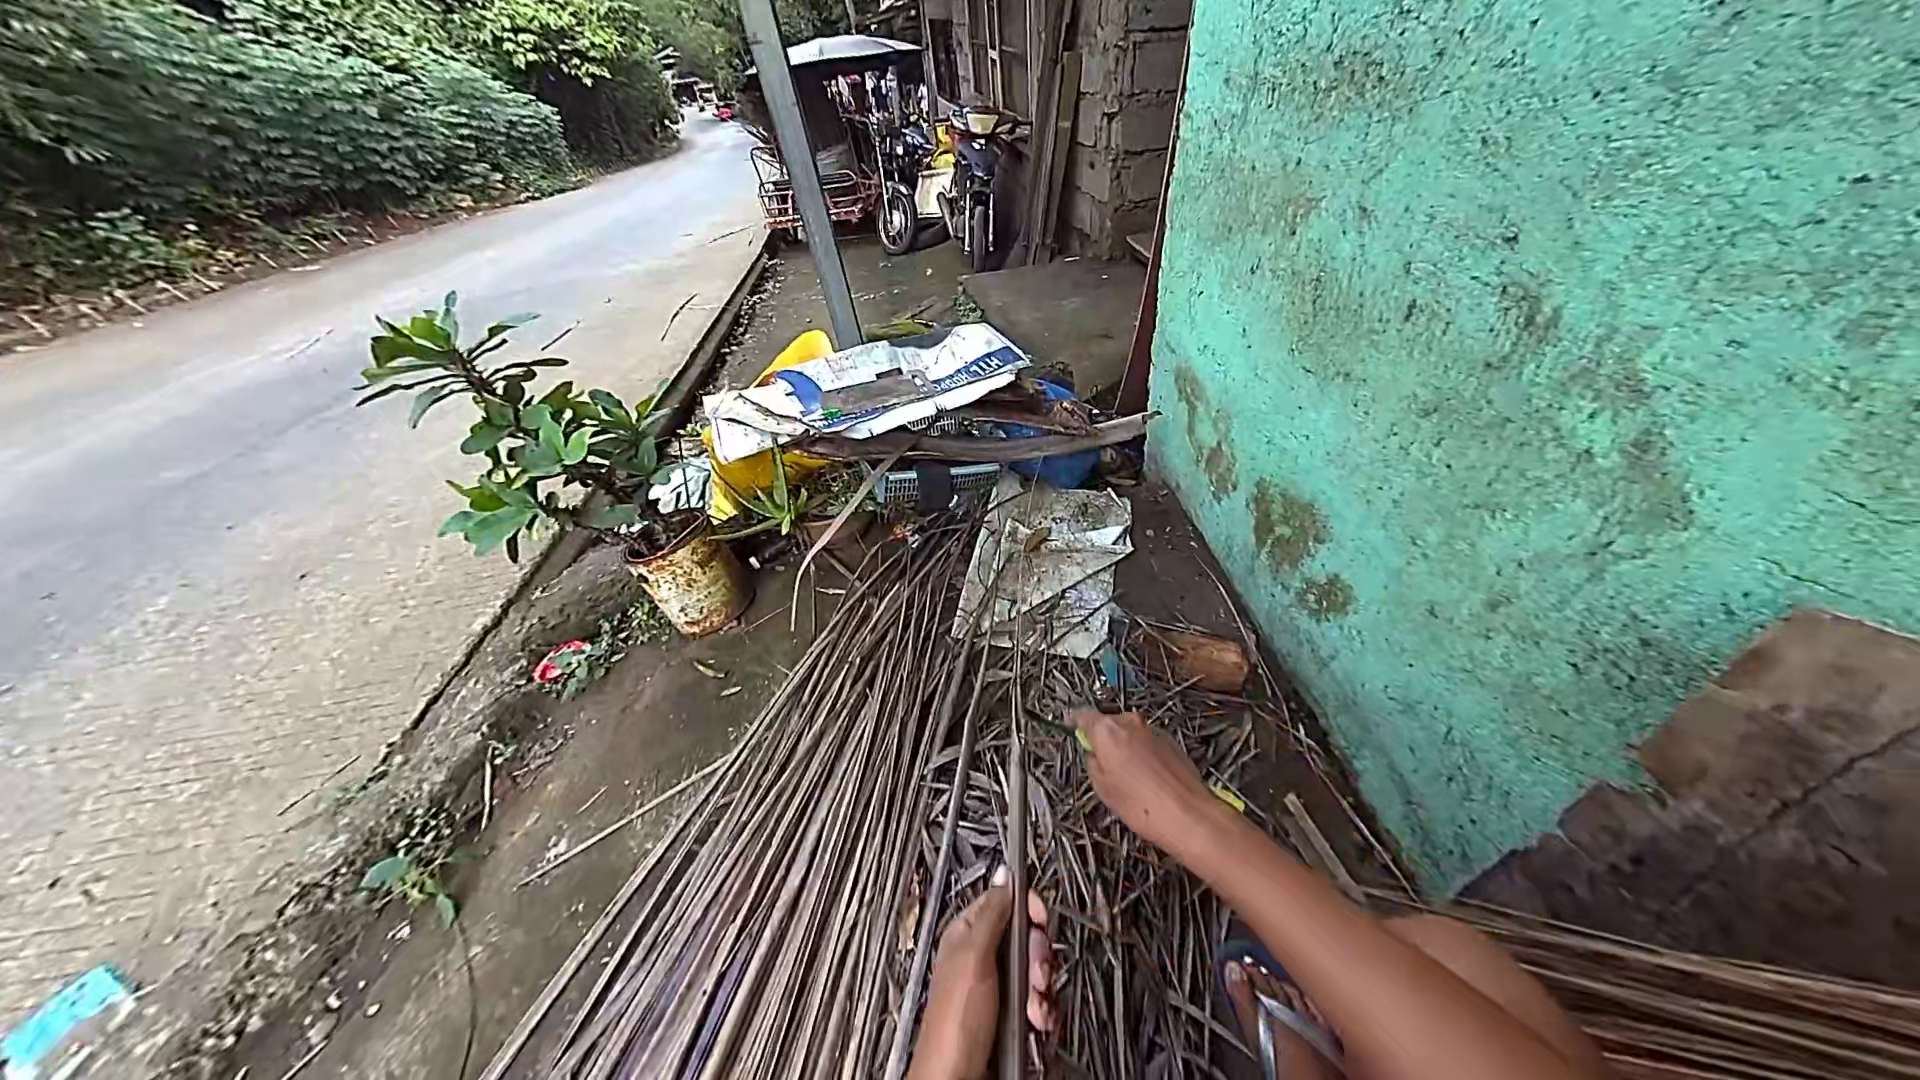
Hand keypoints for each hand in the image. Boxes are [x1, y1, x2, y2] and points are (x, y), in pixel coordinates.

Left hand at [907, 865, 1054, 1079]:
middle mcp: (984, 956)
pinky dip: (1045, 1011)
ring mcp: (999, 987)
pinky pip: (1042, 1001)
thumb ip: (991, 914)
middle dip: (1038, 955)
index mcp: (969, 933)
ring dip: (1043, 989)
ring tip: (1033, 1004)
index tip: (1040, 917)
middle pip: (1027, 936)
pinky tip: (1036, 1020)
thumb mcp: (974, 957)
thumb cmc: (953, 1024)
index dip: (1027, 907)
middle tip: (1034, 972)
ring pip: (1038, 970)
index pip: (1005, 901)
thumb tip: (1004, 874)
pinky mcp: (1013, 1014)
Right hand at [1069, 709, 1229, 858]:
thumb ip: (1092, 762)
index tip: (1071, 725)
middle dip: (1103, 739)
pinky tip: (1147, 780)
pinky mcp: (1171, 742)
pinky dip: (1143, 754)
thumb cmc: (1144, 805)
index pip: (1084, 715)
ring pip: (1130, 733)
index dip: (1075, 721)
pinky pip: (1148, 743)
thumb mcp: (1101, 788)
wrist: (1188, 816)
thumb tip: (1094, 756)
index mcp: (1108, 730)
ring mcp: (1153, 731)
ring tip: (1128, 778)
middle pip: (1109, 723)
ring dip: (1125, 748)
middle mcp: (1131, 723)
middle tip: (1101, 764)